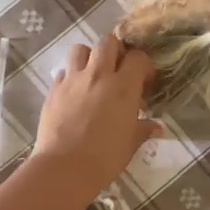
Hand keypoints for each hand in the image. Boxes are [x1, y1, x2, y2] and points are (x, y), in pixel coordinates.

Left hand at [34, 34, 161, 195]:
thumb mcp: (130, 144)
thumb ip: (143, 130)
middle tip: (118, 71)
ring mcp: (73, 80)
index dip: (143, 66)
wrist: (65, 167)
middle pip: (108, 42)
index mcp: (123, 86)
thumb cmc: (105, 158)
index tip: (144, 82)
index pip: (138, 57)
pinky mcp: (53, 90)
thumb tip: (157, 128)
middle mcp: (98, 75)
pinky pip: (63, 72)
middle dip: (116, 51)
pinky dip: (70, 77)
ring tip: (93, 75)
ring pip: (81, 49)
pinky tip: (74, 94)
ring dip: (89, 57)